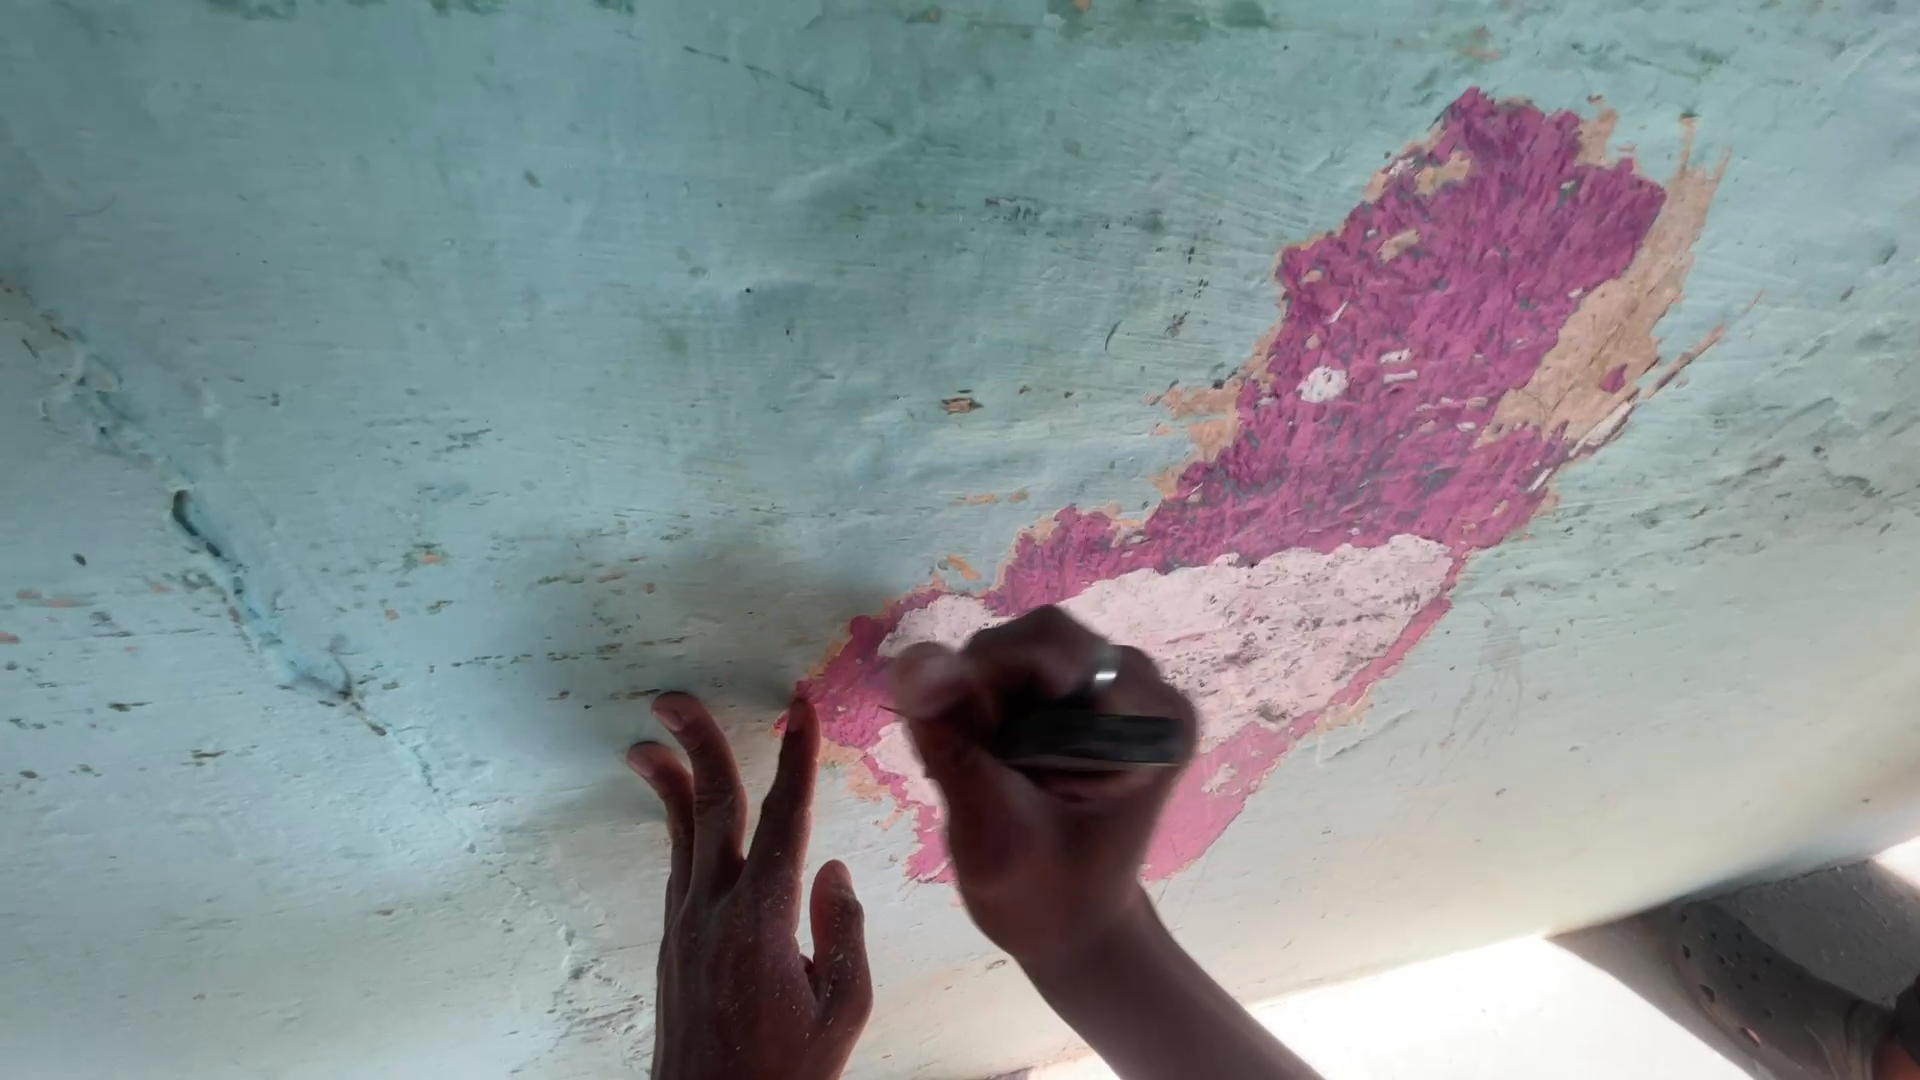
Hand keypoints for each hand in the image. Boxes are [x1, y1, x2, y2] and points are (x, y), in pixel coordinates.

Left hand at [628, 692, 872, 1079]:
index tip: (801, 707)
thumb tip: (831, 867)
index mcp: (762, 920)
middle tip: (673, 698)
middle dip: (697, 744)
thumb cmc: (784, 1076)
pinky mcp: (673, 940)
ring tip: (649, 741)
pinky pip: (678, 862)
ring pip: (681, 831)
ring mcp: (685, 924)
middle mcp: (713, 910)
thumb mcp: (841, 1010)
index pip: (784, 818)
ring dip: (669, 779)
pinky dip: (677, 821)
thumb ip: (844, 930)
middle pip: (709, 808)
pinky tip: (679, 806)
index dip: (797, 757)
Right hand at [889, 606, 1196, 976]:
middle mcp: (1148, 686)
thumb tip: (914, 658)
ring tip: (984, 759)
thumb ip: (950, 743)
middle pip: (1039, 640)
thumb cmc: (1043, 898)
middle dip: (986, 689)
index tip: (967, 741)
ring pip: (1025, 647)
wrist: (1074, 927)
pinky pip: (1026, 665)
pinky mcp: (1095, 692)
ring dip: (984, 694)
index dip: (988, 679)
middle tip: (972, 756)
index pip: (1053, 646)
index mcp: (1152, 719)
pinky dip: (993, 699)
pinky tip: (995, 748)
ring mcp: (1123, 685)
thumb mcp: (988, 832)